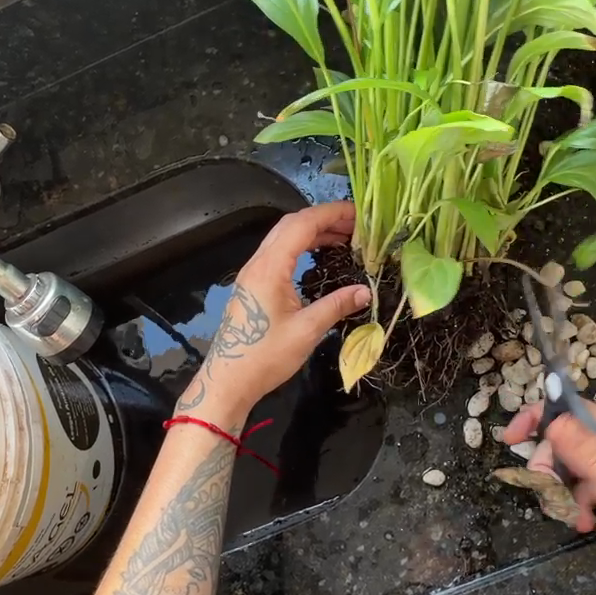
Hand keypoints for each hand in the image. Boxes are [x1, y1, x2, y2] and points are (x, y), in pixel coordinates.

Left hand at [176, 202, 369, 429]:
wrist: (229, 380)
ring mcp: (252, 274)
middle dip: (324, 219)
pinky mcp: (252, 286)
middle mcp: (258, 263)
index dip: (331, 213)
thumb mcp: (307, 331)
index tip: (358, 213)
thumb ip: (337, 305)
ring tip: (343, 239)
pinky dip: (300, 247)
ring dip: (312, 233)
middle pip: (291, 225)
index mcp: (270, 268)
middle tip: (355, 226)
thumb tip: (366, 291)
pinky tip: (318, 257)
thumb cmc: (266, 356)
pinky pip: (277, 253)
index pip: (302, 224)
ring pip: (283, 238)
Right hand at [502, 401, 595, 589]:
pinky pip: (592, 488)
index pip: (569, 409)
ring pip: (577, 467)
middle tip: (544, 492)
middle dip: (548, 464)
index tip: (511, 439)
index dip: (537, 417)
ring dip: (564, 490)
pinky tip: (585, 523)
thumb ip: (590, 454)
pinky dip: (582, 503)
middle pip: (567, 440)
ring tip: (570, 517)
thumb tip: (552, 423)